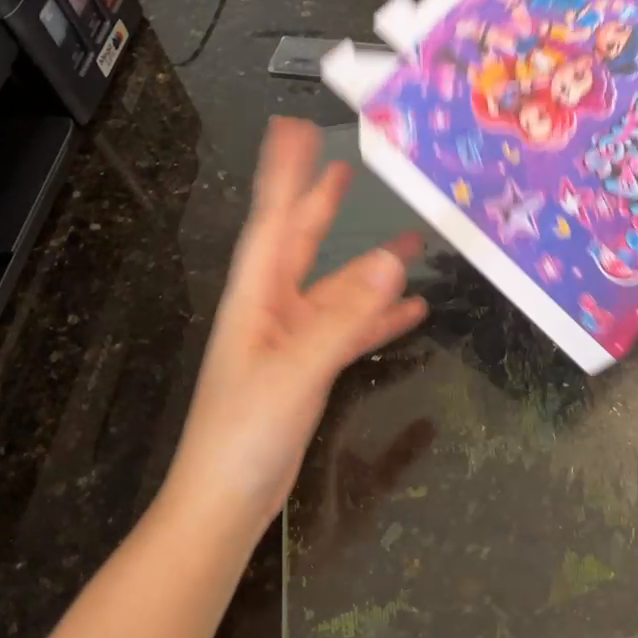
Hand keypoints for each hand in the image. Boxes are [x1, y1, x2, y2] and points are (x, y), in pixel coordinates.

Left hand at [164, 118, 426, 525]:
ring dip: (369, 266)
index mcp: (257, 296)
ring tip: (409, 242)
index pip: (273, 221)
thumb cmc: (242, 433)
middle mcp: (272, 307)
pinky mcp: (308, 367)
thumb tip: (391, 265)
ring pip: (337, 288)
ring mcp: (291, 338)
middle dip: (322, 205)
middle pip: (301, 244)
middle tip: (343, 167)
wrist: (225, 502)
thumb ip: (345, 317)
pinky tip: (412, 311)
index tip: (294, 134)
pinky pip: (350, 330)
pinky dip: (379, 318)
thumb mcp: (295, 369)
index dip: (285, 176)